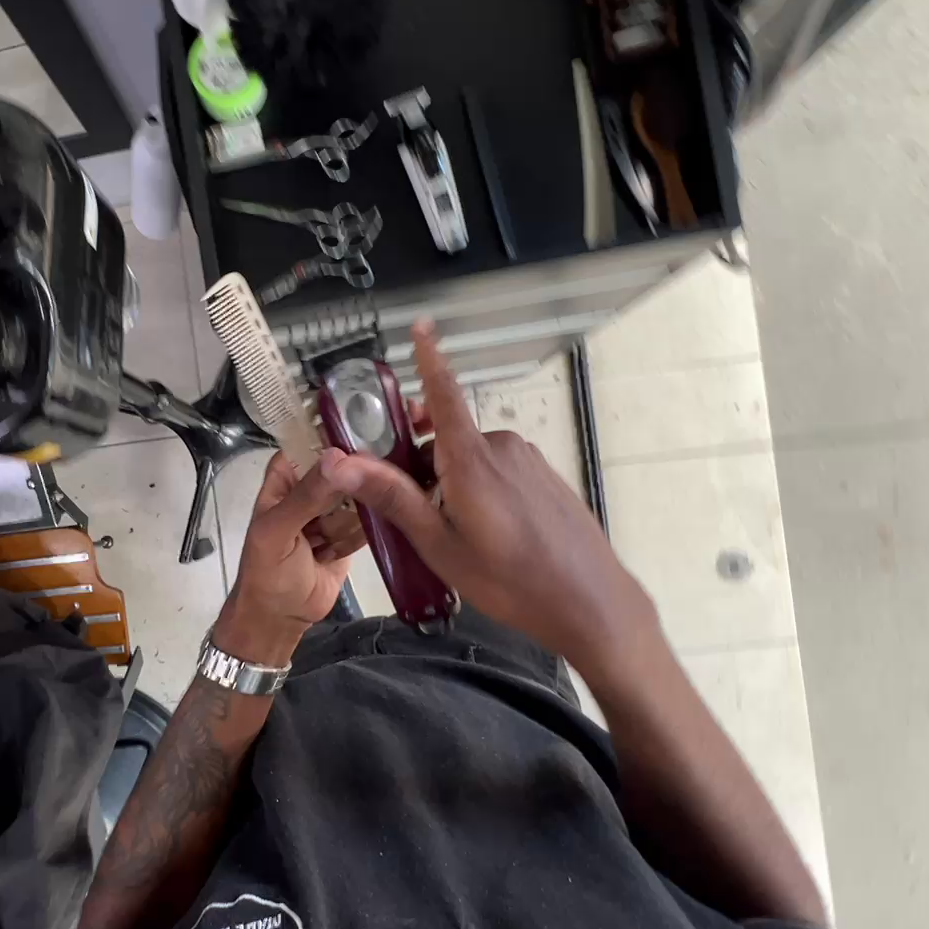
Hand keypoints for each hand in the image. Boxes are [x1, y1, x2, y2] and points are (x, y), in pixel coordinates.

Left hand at [211, 451, 365, 666]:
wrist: (280, 619)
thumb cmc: (267, 573)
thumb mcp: (277, 533)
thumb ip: (305, 497)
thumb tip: (337, 457)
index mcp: (285, 477)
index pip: (312, 441)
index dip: (336, 437)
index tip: (366, 437)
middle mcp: (311, 486)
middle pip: (345, 467)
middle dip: (350, 487)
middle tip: (345, 506)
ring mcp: (333, 510)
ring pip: (361, 496)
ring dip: (347, 523)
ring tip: (322, 545)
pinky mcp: (352, 533)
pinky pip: (368, 523)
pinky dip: (356, 538)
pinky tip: (334, 554)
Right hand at [319, 321, 656, 661]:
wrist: (589, 603)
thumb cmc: (509, 578)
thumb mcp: (439, 543)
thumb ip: (391, 496)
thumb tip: (339, 462)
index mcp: (471, 458)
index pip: (444, 394)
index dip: (429, 358)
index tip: (421, 326)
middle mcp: (502, 447)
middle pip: (447, 437)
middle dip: (422, 462)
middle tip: (410, 510)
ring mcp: (529, 462)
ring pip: (472, 459)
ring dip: (450, 482)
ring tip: (451, 534)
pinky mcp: (546, 479)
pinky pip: (499, 472)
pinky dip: (479, 490)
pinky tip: (487, 533)